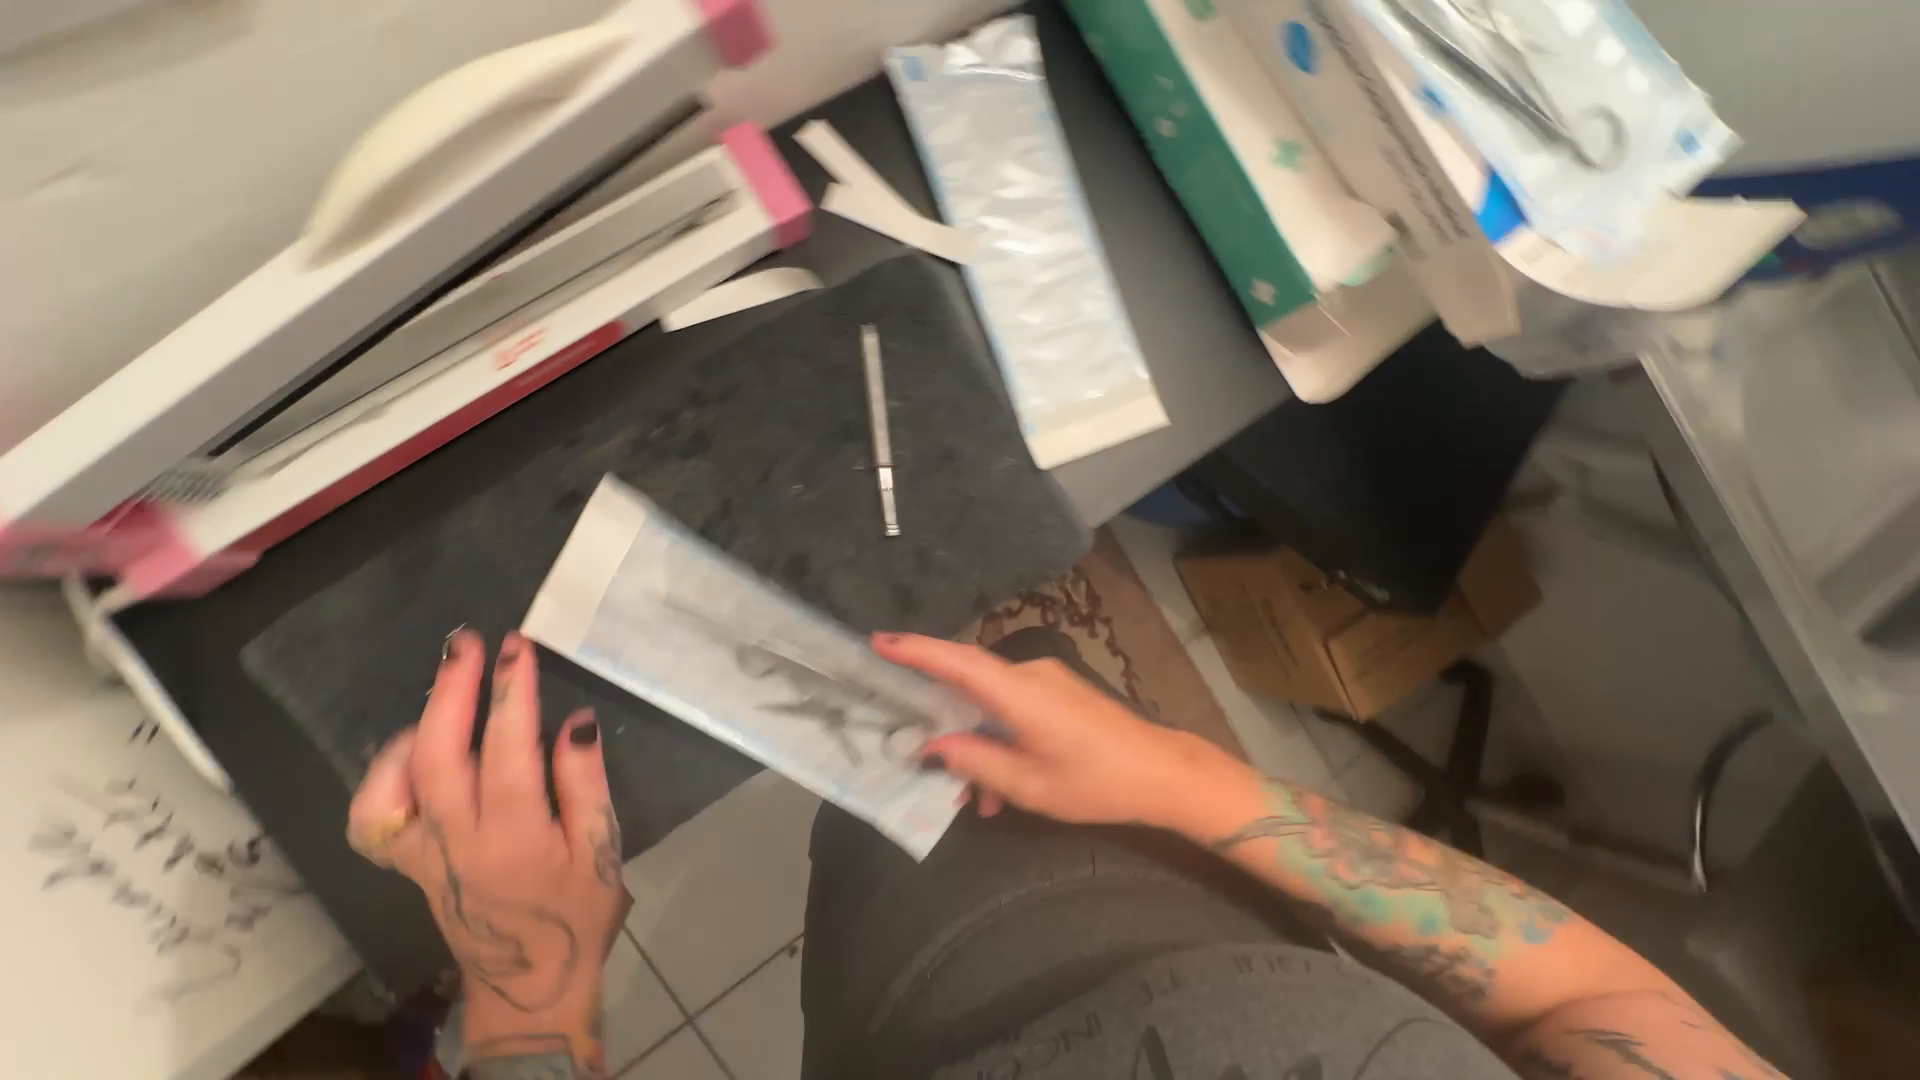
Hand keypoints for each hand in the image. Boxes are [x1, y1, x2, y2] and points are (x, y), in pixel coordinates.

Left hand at [346, 629, 630, 1071]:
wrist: (531, 982)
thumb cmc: (579, 911)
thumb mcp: (603, 849)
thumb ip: (586, 784)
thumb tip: (576, 722)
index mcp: (515, 835)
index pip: (506, 748)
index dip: (511, 692)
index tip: (519, 647)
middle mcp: (456, 840)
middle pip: (438, 753)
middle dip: (452, 689)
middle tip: (469, 643)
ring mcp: (423, 854)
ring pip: (395, 780)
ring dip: (418, 722)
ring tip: (451, 685)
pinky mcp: (409, 864)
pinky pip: (374, 816)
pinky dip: (385, 772)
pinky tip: (415, 748)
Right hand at [876, 633, 1248, 834]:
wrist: (1163, 774)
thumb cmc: (1097, 783)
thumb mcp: (1030, 786)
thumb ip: (976, 761)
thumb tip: (932, 746)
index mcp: (1021, 692)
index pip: (957, 661)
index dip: (916, 650)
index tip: (877, 641)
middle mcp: (1031, 675)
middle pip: (968, 683)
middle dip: (940, 716)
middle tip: (914, 746)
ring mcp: (1048, 681)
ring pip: (991, 704)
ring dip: (976, 744)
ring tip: (975, 799)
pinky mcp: (1059, 693)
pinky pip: (1013, 708)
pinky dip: (1000, 741)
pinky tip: (1001, 790)